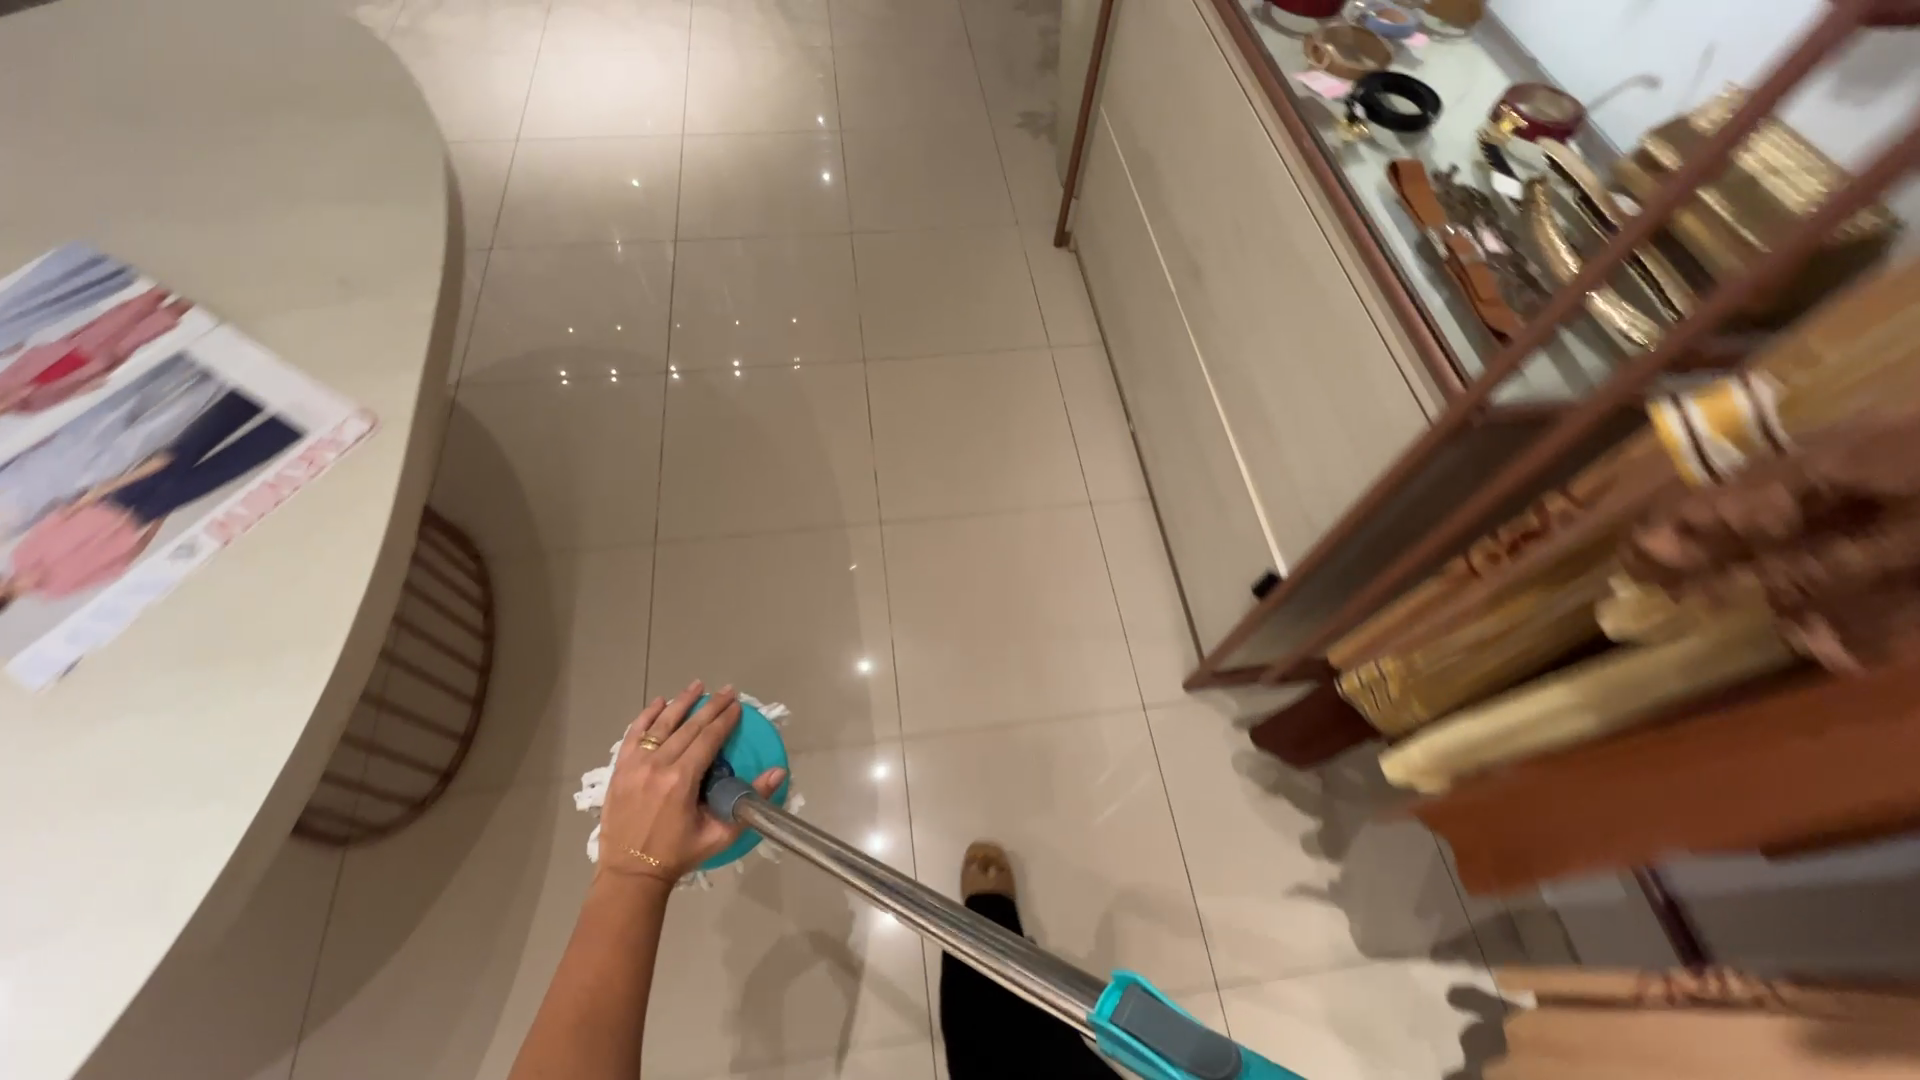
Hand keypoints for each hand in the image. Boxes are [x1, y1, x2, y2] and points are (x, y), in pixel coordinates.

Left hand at [596, 681, 785, 886]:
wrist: (631, 872)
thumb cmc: (679, 854)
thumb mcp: (720, 833)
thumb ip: (749, 801)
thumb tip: (779, 773)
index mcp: (681, 780)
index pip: (708, 738)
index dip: (725, 719)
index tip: (738, 705)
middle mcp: (657, 766)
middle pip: (688, 727)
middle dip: (710, 706)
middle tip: (726, 690)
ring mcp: (635, 766)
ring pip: (661, 725)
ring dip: (680, 703)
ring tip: (696, 685)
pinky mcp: (619, 770)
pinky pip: (633, 735)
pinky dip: (646, 716)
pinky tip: (659, 703)